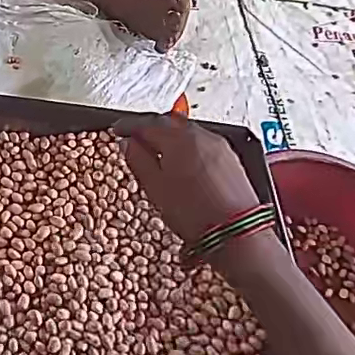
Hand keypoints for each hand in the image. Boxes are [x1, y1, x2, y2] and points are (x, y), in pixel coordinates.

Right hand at [113, 115, 261, 243]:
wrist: (236, 232)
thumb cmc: (195, 213)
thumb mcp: (155, 187)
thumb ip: (138, 159)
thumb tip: (127, 144)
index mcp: (178, 139)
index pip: (146, 123)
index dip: (128, 125)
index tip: (117, 129)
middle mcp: (200, 136)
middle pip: (168, 121)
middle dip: (148, 126)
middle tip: (133, 135)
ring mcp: (217, 145)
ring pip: (186, 130)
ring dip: (168, 134)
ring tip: (155, 148)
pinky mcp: (229, 157)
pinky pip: (201, 141)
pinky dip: (185, 144)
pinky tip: (179, 158)